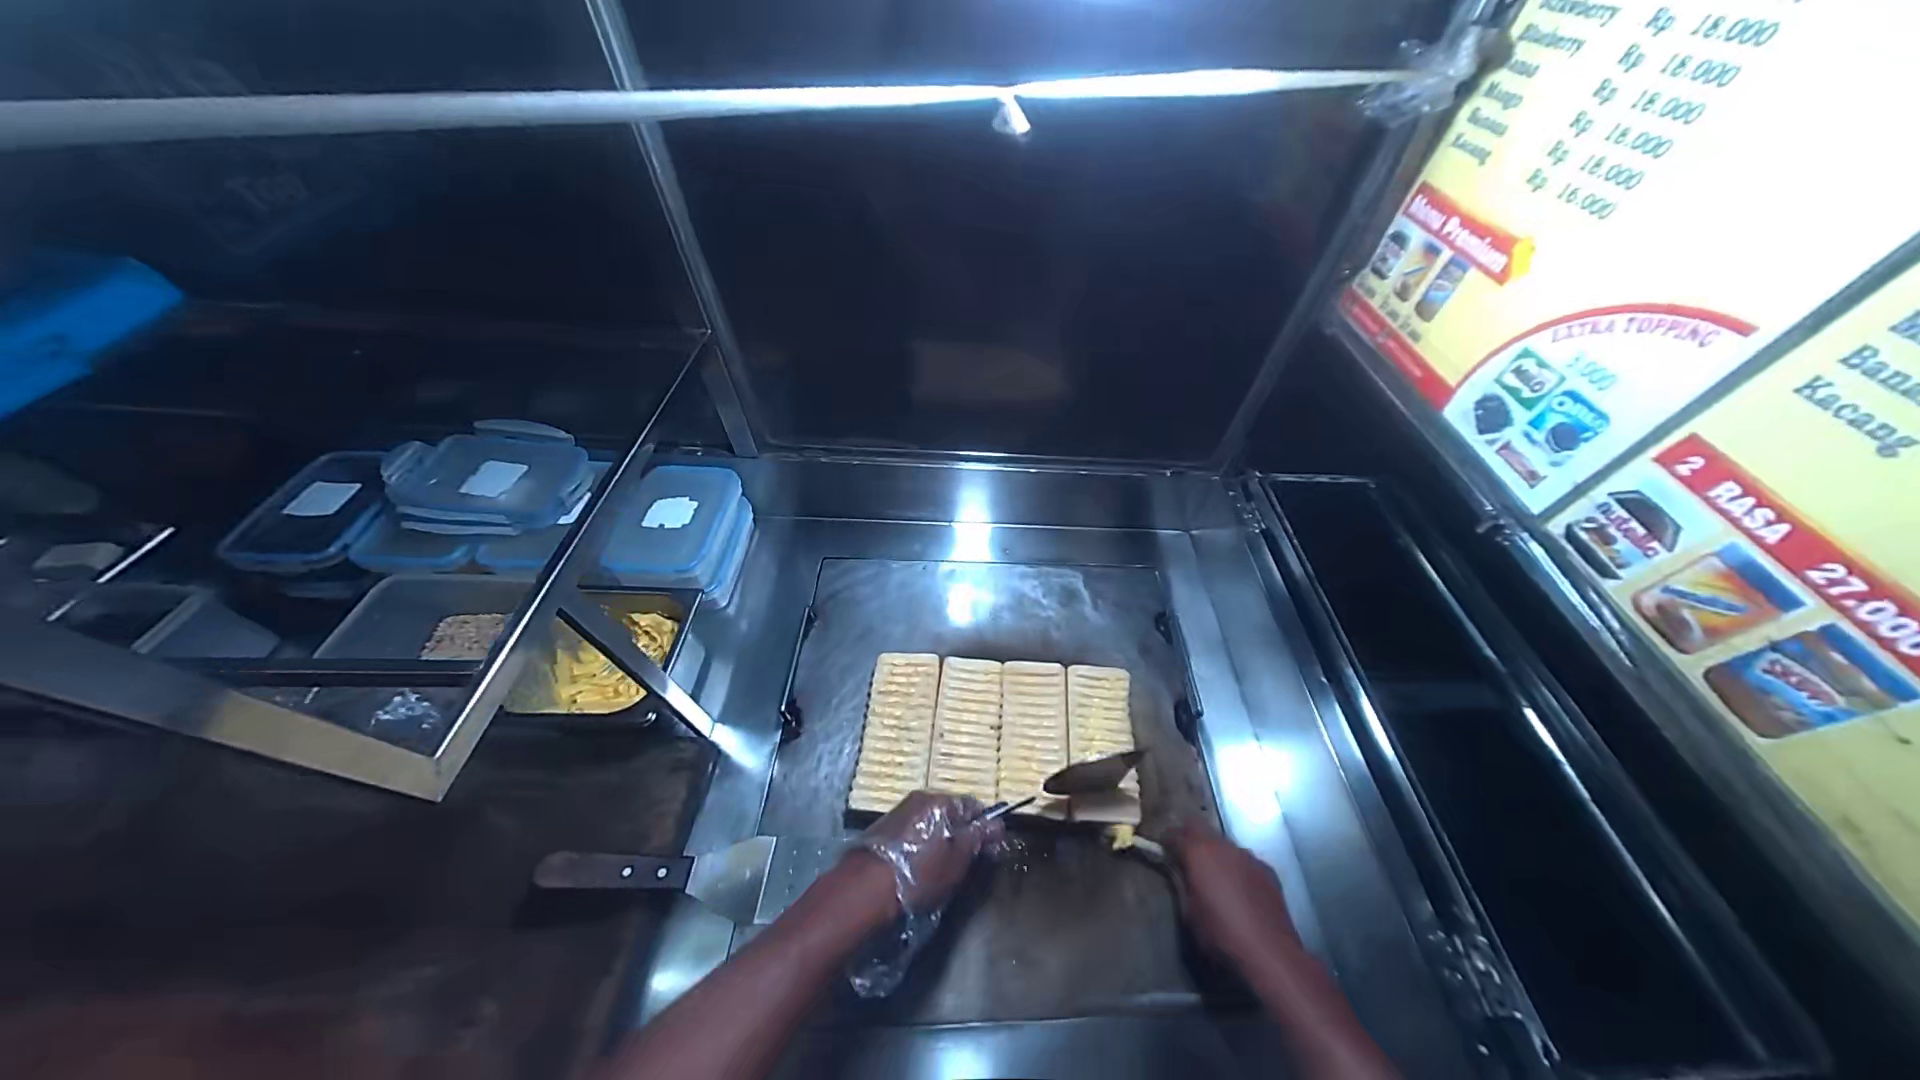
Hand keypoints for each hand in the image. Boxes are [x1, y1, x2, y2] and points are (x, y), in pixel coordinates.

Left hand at [856, 791, 1001, 913]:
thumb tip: (998, 823)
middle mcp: (919, 799)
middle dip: (963, 834)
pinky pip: (914, 833)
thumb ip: (979, 837)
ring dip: (941, 840)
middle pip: (952, 813)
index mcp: (940, 800)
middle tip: (968, 863)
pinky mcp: (884, 830)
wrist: (865, 889)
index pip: (974, 805)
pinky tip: (920, 868)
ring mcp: (899, 813)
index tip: (991, 849)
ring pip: (932, 823)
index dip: (986, 827)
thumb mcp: (957, 859)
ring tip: (943, 869)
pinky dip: (922, 846)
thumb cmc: (919, 873)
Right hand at [1165, 821, 1300, 960]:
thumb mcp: (1188, 912)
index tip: (1162, 851)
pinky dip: (1236, 867)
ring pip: (1224, 843)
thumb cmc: (1221, 934)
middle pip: (1199, 827)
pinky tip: (1239, 890)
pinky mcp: (1268, 870)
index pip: (1174, 833)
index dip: (1165, 841)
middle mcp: (1223, 846)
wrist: (1271, 954)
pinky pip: (1244, 860)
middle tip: (1185, 858)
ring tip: (1214, 876)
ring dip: (1215, 853)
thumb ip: (1180, 882)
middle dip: (1189, 837)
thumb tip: (1174, 868)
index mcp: (1199, 852)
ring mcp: (1249, 856)